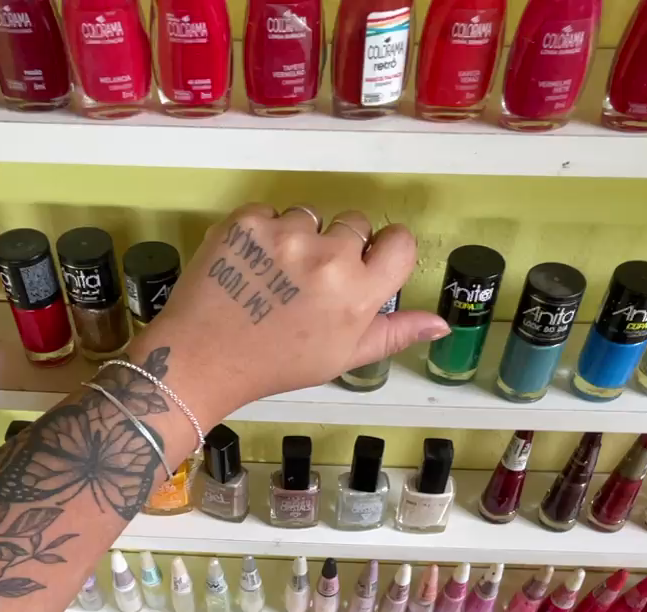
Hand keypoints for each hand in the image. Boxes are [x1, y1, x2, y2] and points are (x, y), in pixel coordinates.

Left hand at [137, 204, 449, 425]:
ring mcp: (285, 235)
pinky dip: (263, 234)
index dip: (384, 253)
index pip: (399, 242)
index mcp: (358, 295)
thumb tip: (441, 323)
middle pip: (355, 223)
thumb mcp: (341, 359)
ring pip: (311, 216)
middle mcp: (328, 258)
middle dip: (340, 247)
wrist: (205, 359)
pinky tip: (251, 267)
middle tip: (310, 284)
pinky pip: (270, 212)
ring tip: (276, 277)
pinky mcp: (247, 221)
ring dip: (300, 238)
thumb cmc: (276, 364)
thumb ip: (392, 334)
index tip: (366, 267)